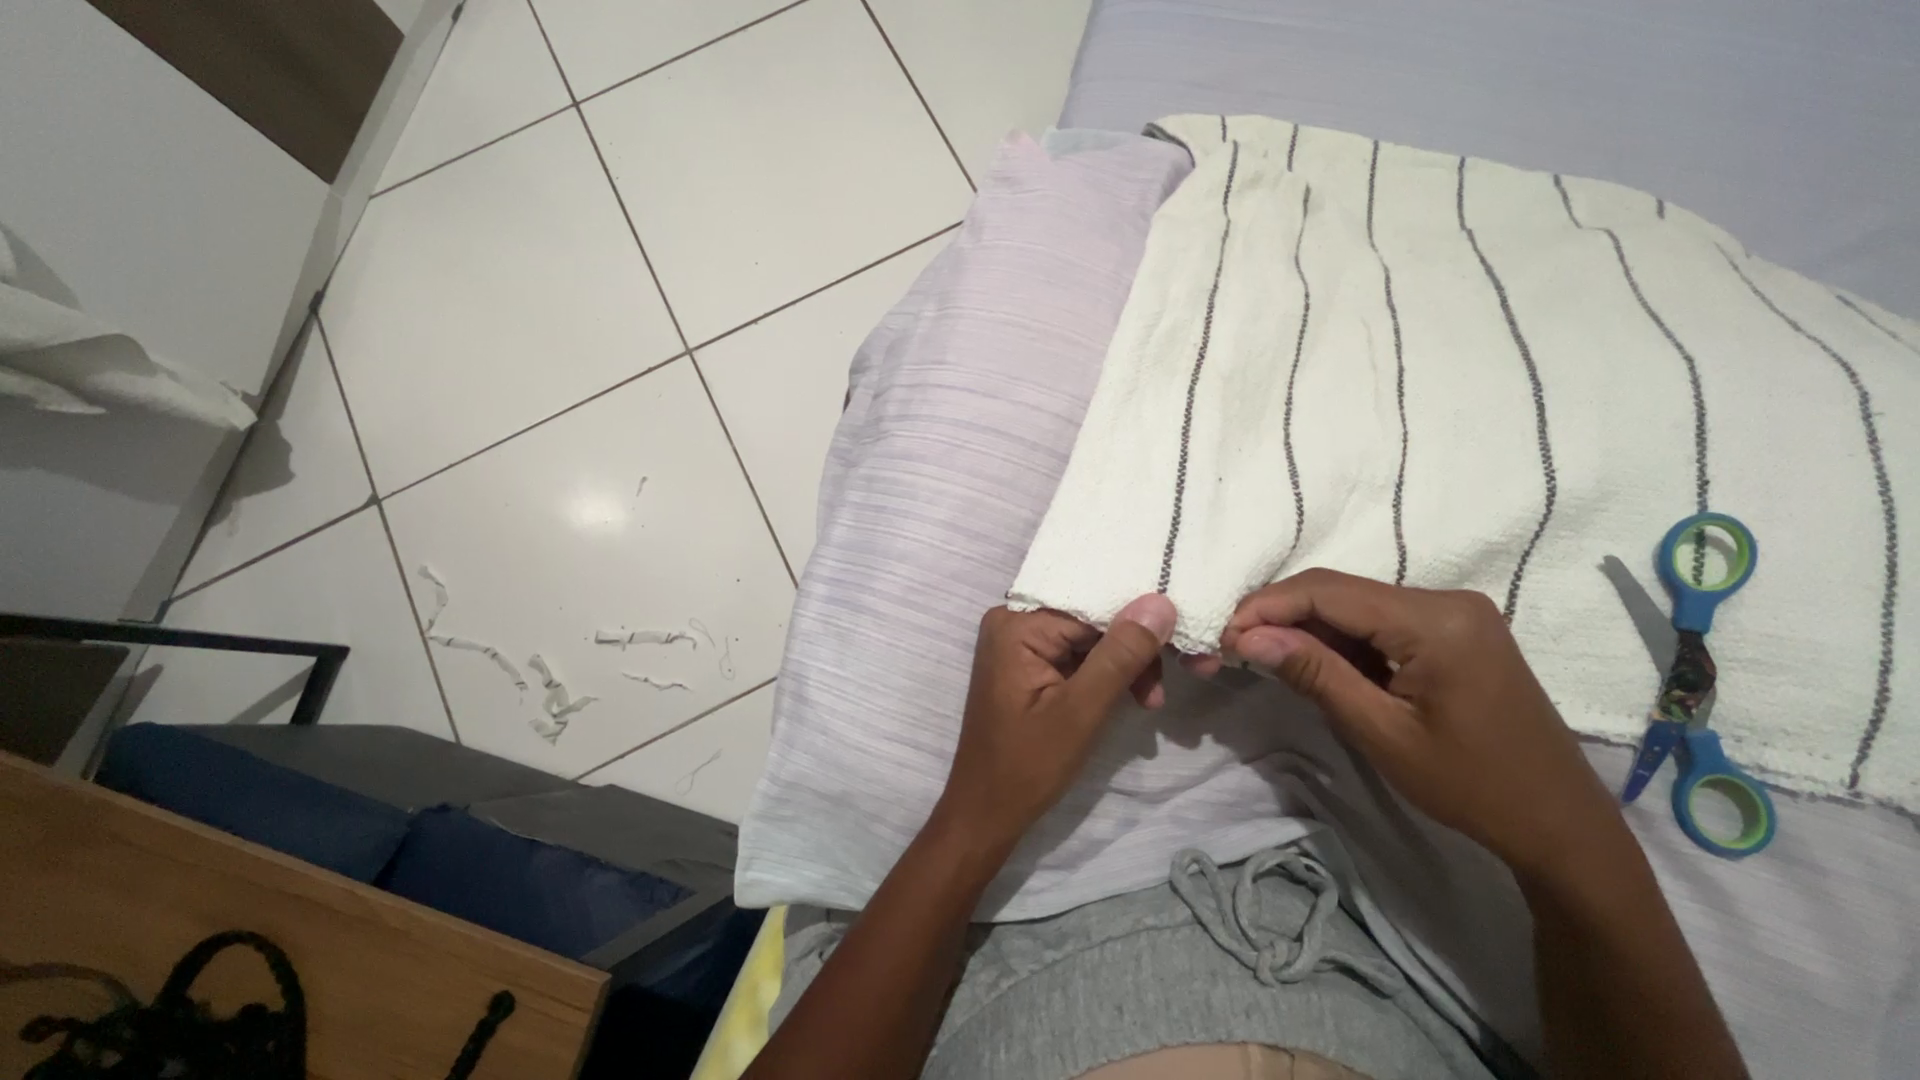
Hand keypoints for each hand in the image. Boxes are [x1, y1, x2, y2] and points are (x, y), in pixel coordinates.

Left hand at [935, 594, 1176, 847]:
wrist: (986, 812)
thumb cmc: (1027, 765)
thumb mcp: (1081, 711)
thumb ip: (1120, 655)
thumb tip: (1159, 602)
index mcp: (1017, 624)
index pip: (1093, 604)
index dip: (1140, 622)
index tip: (1182, 642)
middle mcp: (1014, 622)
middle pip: (1093, 619)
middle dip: (1137, 648)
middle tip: (1179, 677)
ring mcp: (1020, 644)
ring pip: (1092, 638)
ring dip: (1127, 666)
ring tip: (1152, 701)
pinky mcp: (1030, 665)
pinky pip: (1078, 656)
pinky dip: (1107, 676)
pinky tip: (1134, 698)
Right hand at [1222, 569, 1622, 876]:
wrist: (1558, 822)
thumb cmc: (1471, 785)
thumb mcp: (1381, 733)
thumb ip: (1314, 674)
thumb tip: (1248, 636)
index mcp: (1436, 620)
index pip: (1328, 591)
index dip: (1267, 606)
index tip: (1223, 636)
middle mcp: (1448, 600)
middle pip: (1341, 590)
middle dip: (1283, 615)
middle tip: (1236, 648)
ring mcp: (1457, 613)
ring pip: (1358, 604)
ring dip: (1310, 628)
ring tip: (1267, 658)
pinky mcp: (1457, 631)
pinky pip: (1383, 621)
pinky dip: (1343, 640)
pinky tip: (1317, 664)